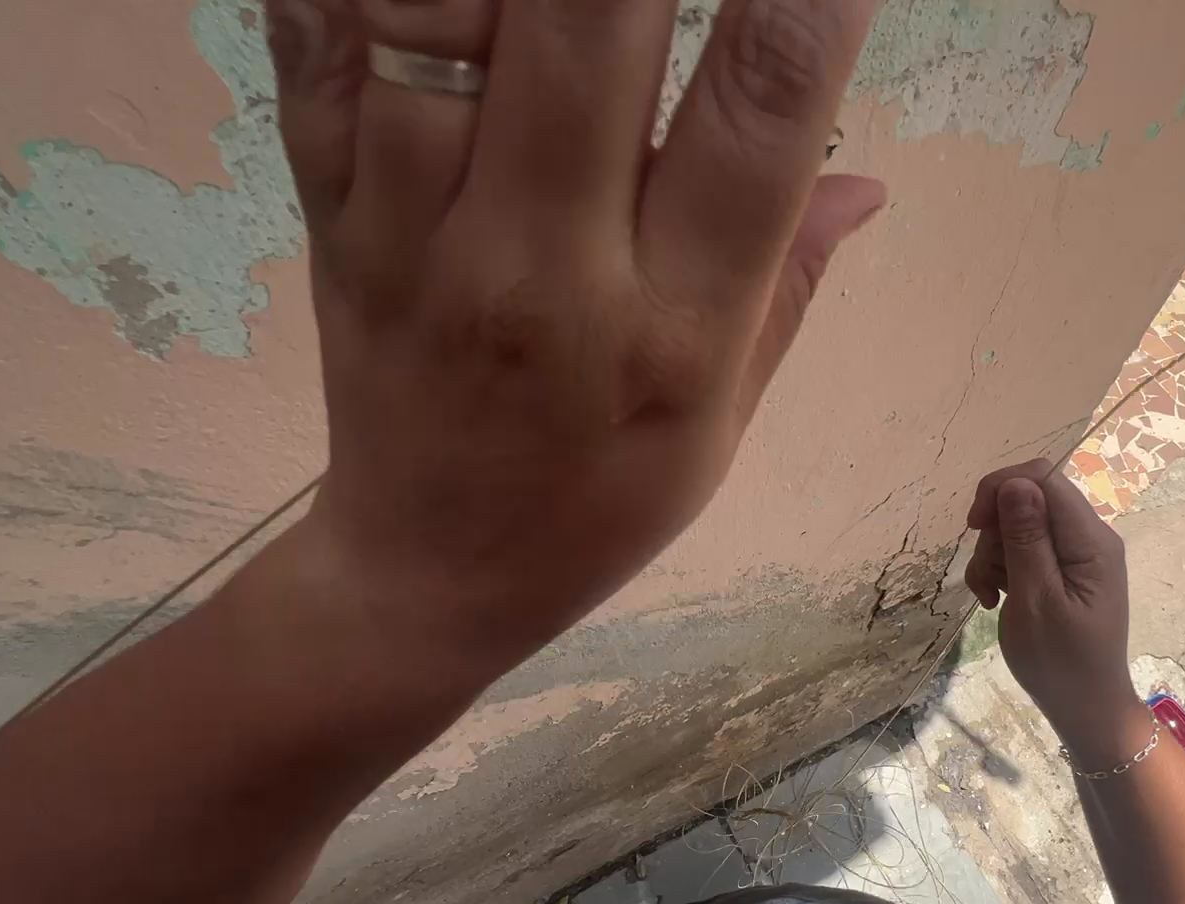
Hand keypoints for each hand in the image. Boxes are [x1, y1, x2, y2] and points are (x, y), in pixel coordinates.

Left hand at [269, 0, 884, 664]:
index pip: (761, 117)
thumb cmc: (598, 507)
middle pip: (592, 14)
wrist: (432, 567)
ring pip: (446, 4)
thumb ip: (788, 291)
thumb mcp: (720, 429)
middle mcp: (547, 267)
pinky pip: (321, 28)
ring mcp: (419, 231)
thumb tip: (864, 178)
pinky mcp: (330, 211)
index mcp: (674, 335)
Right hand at [964, 461, 1149, 768]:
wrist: (1084, 707)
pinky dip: (999, 569)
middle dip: (994, 532)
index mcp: (1089, 540)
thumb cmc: (1060, 661)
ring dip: (991, 556)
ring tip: (988, 596)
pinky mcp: (1062, 571)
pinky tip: (993, 599)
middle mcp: (1087, 537)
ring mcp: (1075, 554)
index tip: (974, 526)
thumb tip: (1014, 483)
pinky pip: (1022, 550)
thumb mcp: (1035, 599)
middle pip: (1026, 500)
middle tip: (985, 576)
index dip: (1001, 488)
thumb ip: (1026, 539)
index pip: (1042, 478)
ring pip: (1017, 526)